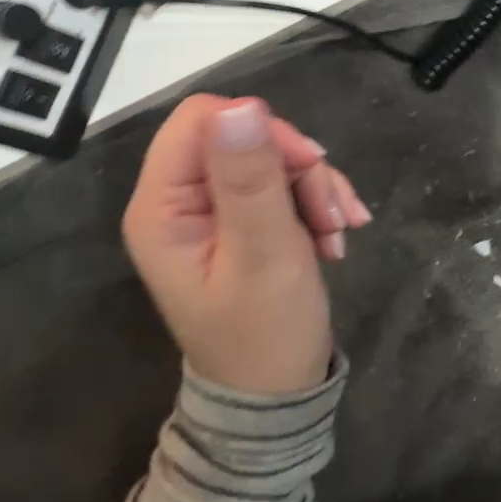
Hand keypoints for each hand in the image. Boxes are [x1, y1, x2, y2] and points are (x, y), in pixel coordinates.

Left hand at [123, 94, 371, 393]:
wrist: (279, 397)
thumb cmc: (266, 333)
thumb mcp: (265, 254)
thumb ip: (250, 179)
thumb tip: (239, 105)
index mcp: (162, 206)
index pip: (202, 119)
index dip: (260, 130)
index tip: (307, 165)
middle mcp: (179, 200)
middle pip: (242, 135)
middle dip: (298, 166)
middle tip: (332, 213)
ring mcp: (210, 209)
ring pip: (270, 156)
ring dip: (315, 186)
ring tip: (339, 232)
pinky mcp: (240, 219)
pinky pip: (282, 181)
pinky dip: (316, 201)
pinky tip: (336, 236)